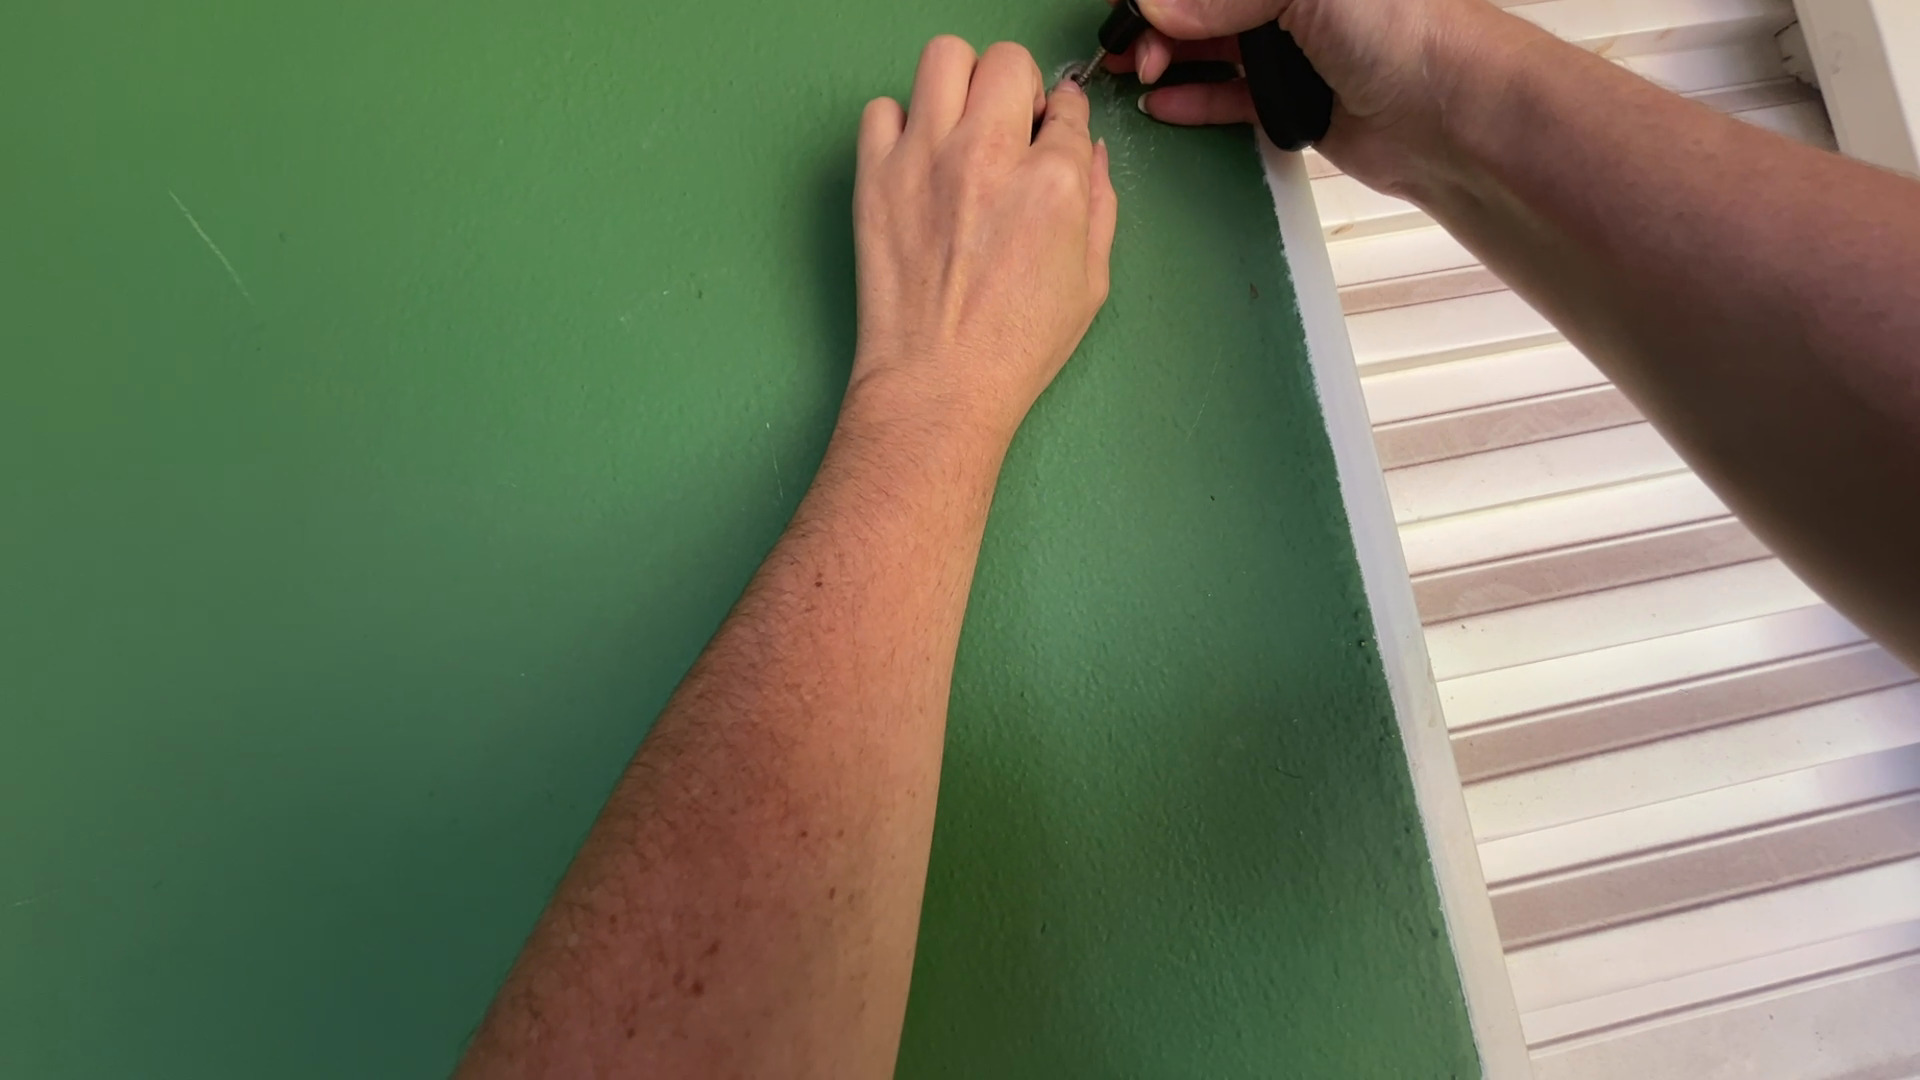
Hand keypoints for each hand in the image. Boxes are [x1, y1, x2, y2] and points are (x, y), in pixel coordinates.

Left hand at [847, 37, 1118, 442]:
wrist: (938, 386)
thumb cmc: (1014, 351)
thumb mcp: (1089, 288)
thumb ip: (1100, 208)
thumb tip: (1092, 157)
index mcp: (1052, 184)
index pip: (1067, 109)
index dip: (1063, 122)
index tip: (1051, 136)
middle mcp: (988, 157)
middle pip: (1007, 63)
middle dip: (1016, 90)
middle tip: (1008, 132)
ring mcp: (925, 161)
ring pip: (943, 59)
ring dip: (960, 86)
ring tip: (960, 131)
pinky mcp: (876, 179)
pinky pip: (881, 110)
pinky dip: (899, 126)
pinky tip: (915, 164)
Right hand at [1114, 0, 1523, 194]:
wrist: (1443, 113)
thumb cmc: (1399, 30)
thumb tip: (1155, 6)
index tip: (1126, 9)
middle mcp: (1290, 0)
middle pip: (1203, 7)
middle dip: (1158, 25)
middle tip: (1132, 53)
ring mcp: (1288, 46)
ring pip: (1209, 49)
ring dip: (1167, 61)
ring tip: (1133, 76)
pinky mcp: (1286, 97)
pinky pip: (1226, 96)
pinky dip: (1192, 101)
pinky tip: (1161, 106)